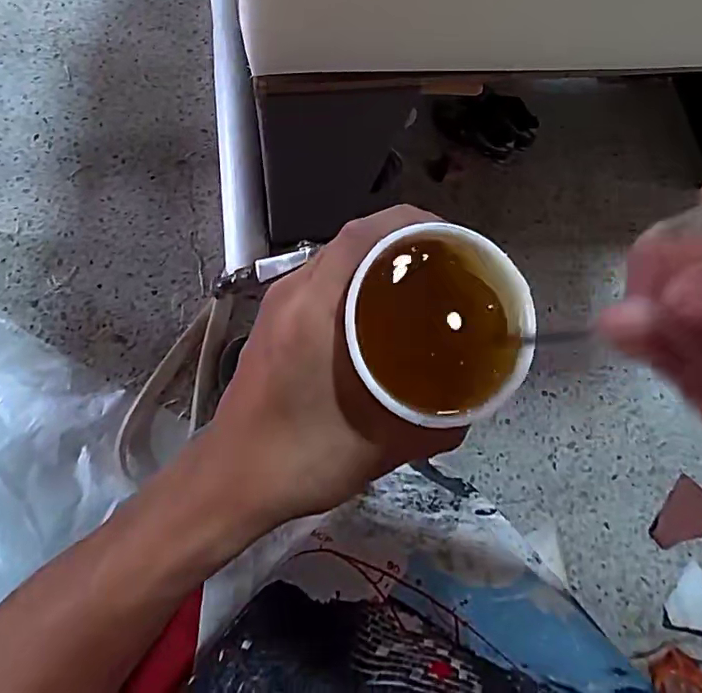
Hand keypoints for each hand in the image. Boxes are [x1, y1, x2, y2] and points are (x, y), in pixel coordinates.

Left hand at [201, 205, 466, 526]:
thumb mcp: (379, 445)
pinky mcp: (273, 319)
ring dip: (376, 258)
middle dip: (400, 239)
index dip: (409, 222)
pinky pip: (321, 279)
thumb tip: (469, 406)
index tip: (448, 238)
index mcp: (313, 308)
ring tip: (416, 282)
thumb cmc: (299, 459)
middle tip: (443, 263)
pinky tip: (377, 311)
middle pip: (350, 239)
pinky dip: (354, 280)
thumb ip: (432, 425)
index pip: (360, 235)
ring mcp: (278, 303)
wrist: (232, 478)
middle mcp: (292, 293)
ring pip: (335, 258)